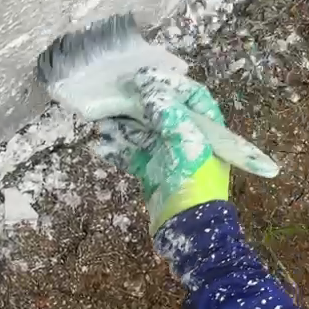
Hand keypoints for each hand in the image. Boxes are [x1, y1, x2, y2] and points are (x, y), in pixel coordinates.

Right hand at [93, 68, 277, 229]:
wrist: (188, 231)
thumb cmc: (194, 185)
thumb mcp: (187, 144)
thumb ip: (169, 114)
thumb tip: (149, 90)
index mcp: (206, 130)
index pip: (191, 96)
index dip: (169, 84)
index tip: (144, 77)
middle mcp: (188, 139)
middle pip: (162, 111)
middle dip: (138, 103)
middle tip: (116, 93)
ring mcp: (168, 156)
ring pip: (143, 131)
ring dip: (123, 125)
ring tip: (103, 121)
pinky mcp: (152, 172)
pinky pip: (132, 153)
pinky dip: (118, 149)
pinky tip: (103, 145)